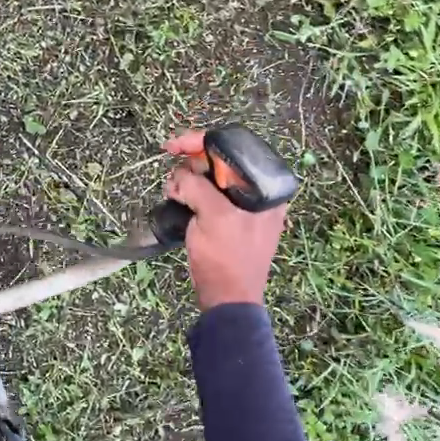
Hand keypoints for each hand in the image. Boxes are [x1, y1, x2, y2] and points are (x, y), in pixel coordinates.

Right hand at [163, 131, 288, 310]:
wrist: (226, 298)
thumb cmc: (227, 257)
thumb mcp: (214, 215)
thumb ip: (197, 185)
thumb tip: (179, 176)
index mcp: (267, 189)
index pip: (233, 149)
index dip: (200, 142)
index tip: (173, 146)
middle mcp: (258, 193)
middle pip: (217, 161)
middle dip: (189, 164)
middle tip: (172, 178)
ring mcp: (241, 206)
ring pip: (207, 176)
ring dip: (184, 179)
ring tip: (172, 193)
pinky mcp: (226, 218)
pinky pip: (204, 193)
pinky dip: (187, 192)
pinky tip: (176, 199)